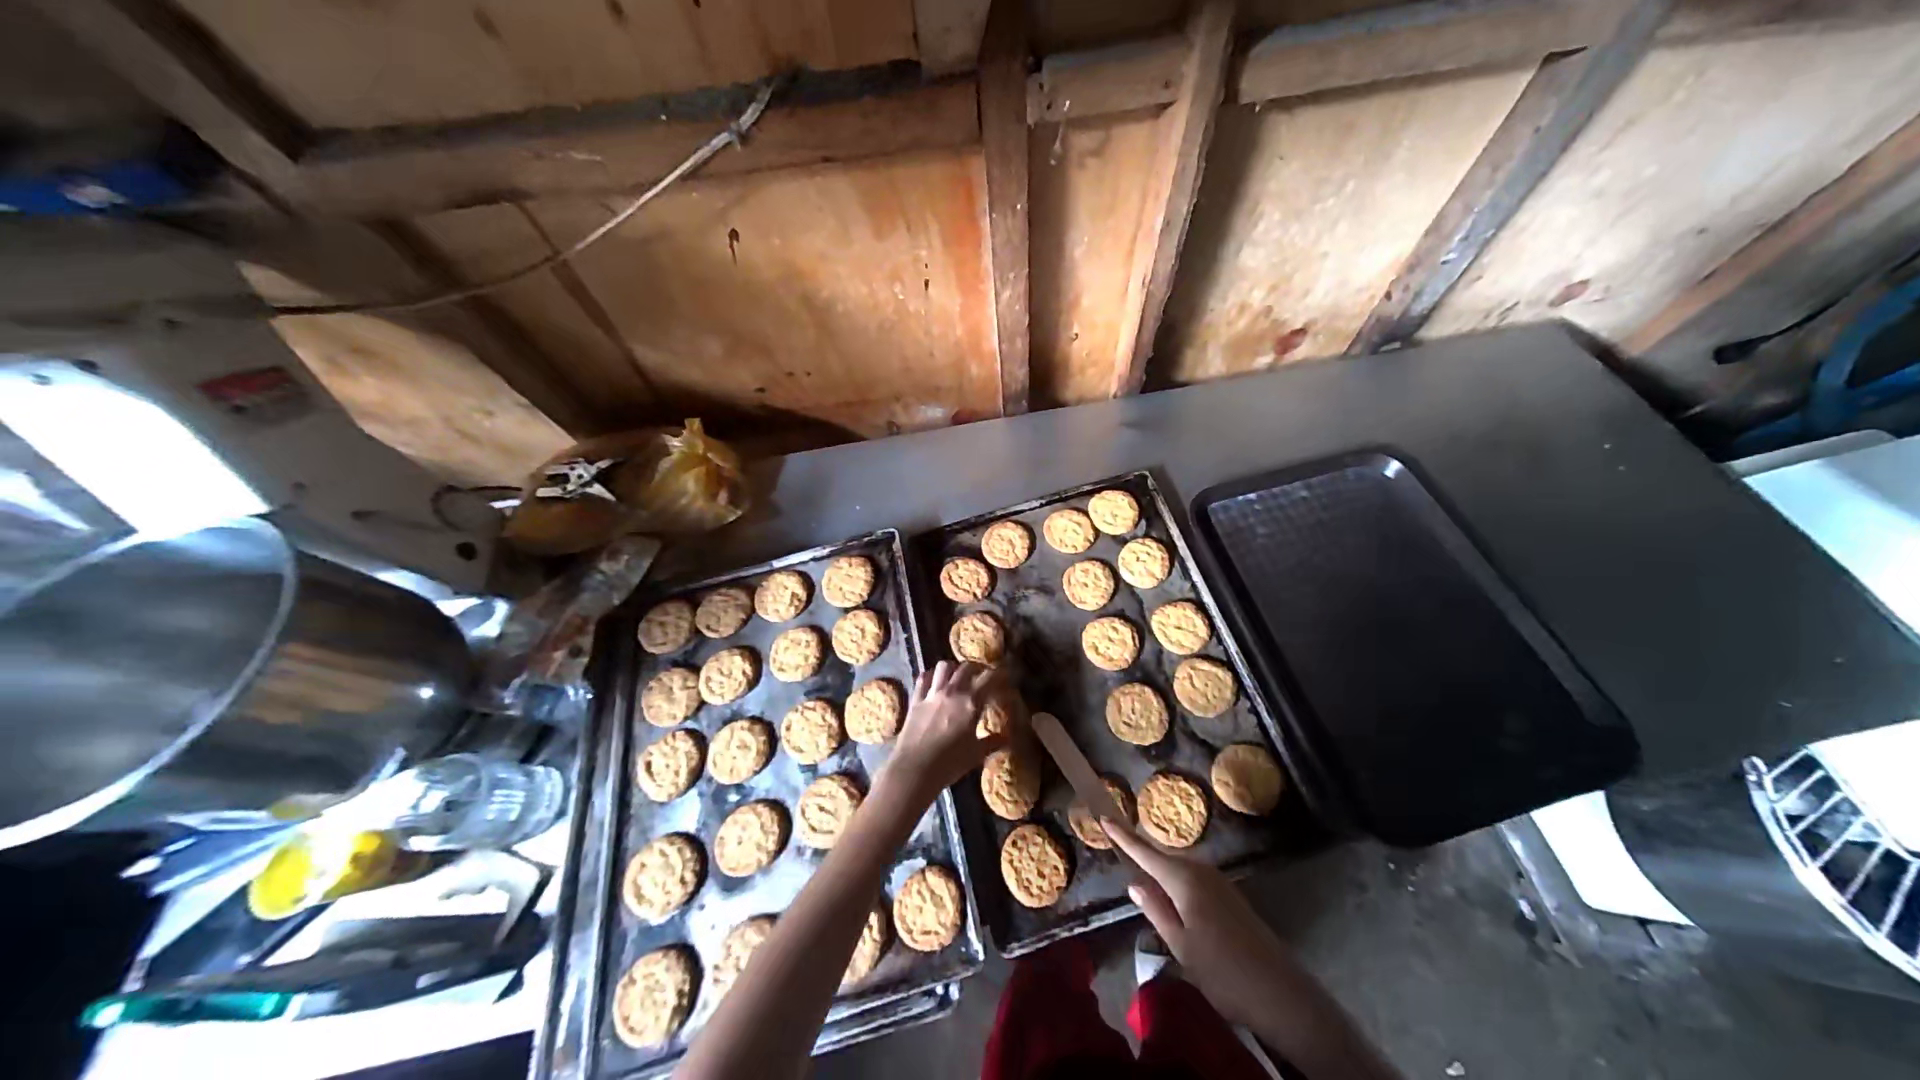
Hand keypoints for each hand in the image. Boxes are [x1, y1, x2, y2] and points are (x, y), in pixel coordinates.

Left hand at [880, 661, 1005, 801]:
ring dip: (953, 668)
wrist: (915, 768)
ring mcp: (932, 694)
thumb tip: (1008, 738)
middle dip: (977, 668)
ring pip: (943, 666)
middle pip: (967, 667)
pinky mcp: (915, 700)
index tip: (1005, 675)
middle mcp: (952, 692)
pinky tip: (934, 682)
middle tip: (982, 677)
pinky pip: (922, 678)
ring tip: (957, 677)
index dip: (1000, 674)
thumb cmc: (950, 763)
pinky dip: (930, 676)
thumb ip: (993, 742)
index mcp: (971, 703)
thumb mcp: (976, 754)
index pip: (990, 678)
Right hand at [1102, 819, 1296, 1032]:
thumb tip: (1134, 883)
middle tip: (1117, 844)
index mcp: (1184, 881)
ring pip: (1180, 868)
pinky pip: (1194, 879)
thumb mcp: (1180, 945)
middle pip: (1164, 858)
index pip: (1146, 854)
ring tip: (1139, 872)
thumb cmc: (1223, 972)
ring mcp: (1220, 884)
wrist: (1281, 994)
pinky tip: (1171, 895)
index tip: (1104, 817)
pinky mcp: (1230, 898)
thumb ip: (1156, 910)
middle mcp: (1202, 873)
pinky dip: (1177, 880)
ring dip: (1160, 868)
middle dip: (1141, 852)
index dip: (1124, 837)